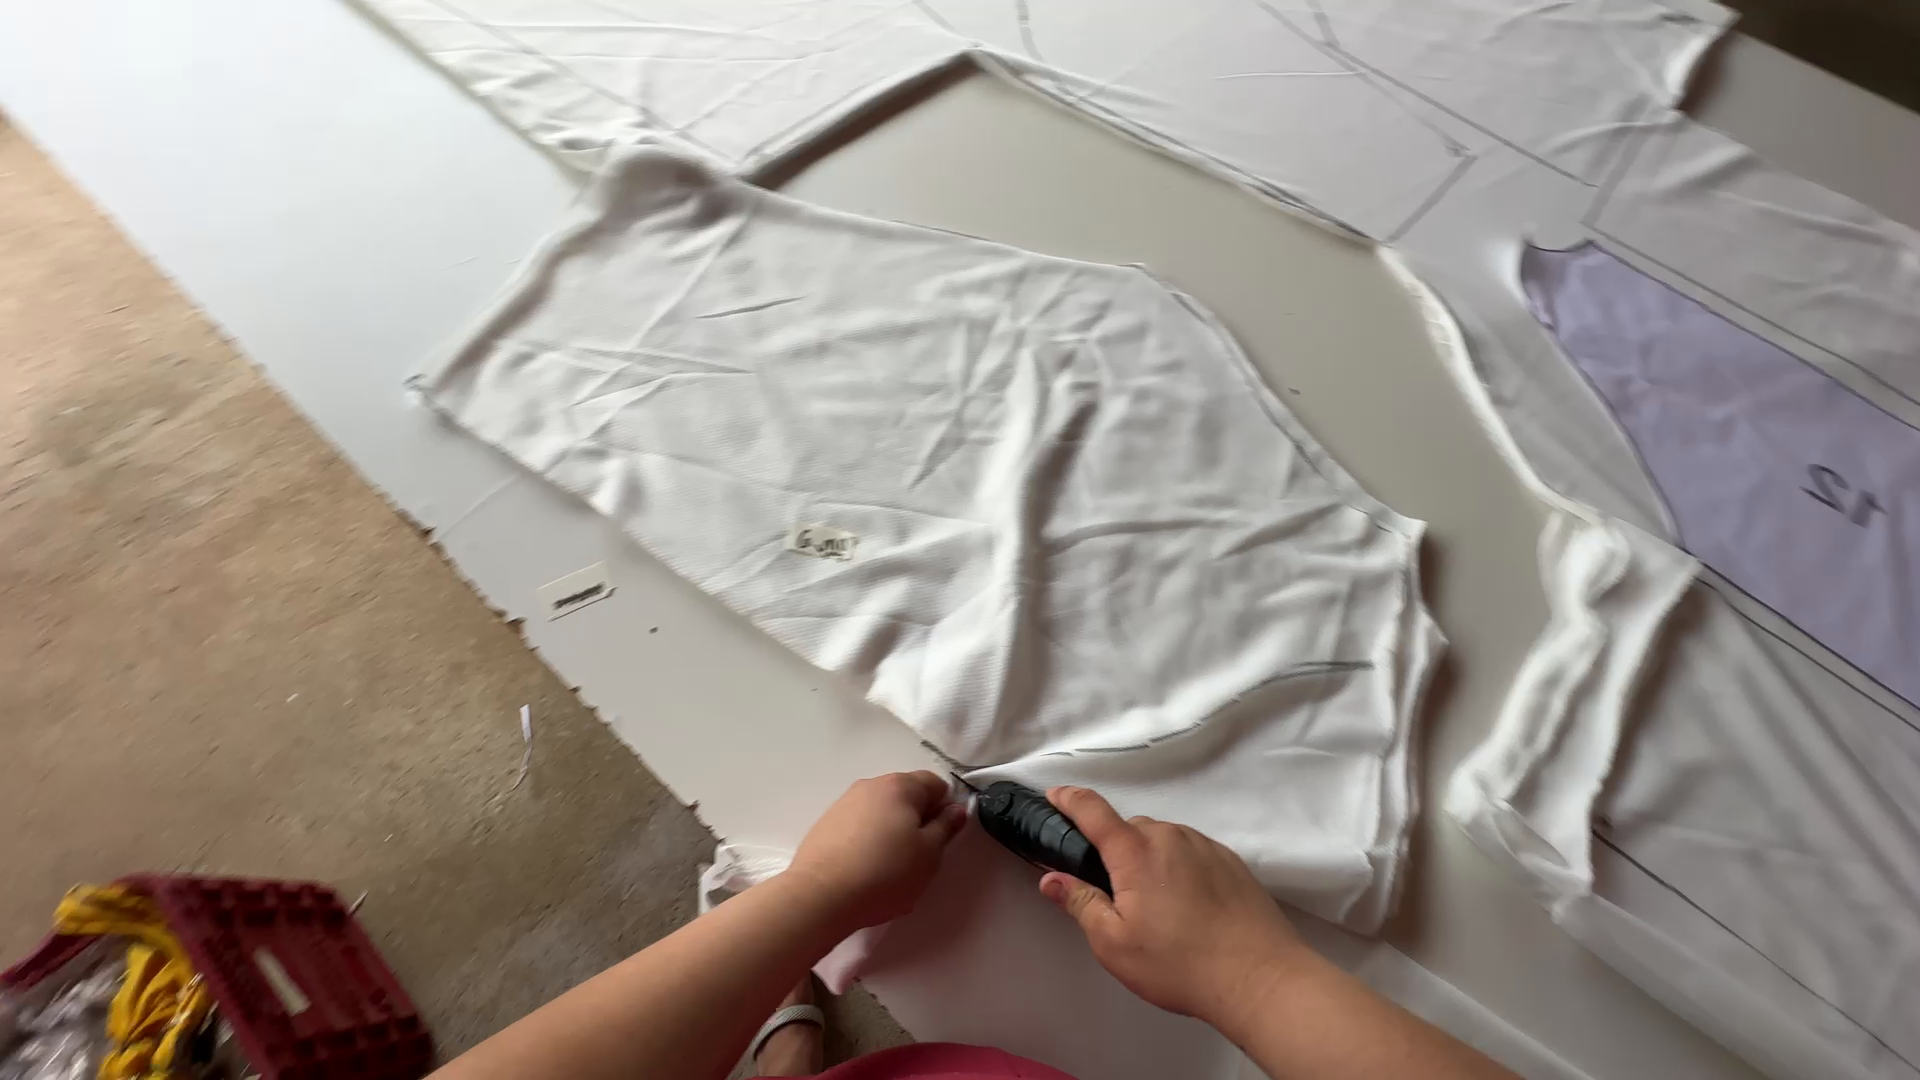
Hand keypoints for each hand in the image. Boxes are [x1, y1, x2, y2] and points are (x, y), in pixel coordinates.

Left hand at [787, 771, 967, 931]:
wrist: (820, 896)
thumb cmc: (884, 874)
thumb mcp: (929, 855)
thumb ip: (946, 827)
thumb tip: (956, 809)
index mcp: (900, 785)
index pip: (935, 784)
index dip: (945, 809)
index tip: (941, 838)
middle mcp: (871, 784)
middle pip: (906, 795)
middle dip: (917, 820)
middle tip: (917, 856)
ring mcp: (845, 802)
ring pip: (881, 810)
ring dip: (891, 830)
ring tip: (889, 867)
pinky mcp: (826, 823)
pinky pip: (859, 824)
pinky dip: (868, 839)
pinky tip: (864, 868)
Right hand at [1039, 786, 1306, 1027]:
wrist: (1261, 979)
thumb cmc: (1181, 964)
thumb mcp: (1114, 944)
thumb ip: (1080, 903)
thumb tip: (1051, 879)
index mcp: (1134, 851)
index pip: (1092, 809)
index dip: (1068, 798)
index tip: (1054, 796)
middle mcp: (1167, 835)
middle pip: (1128, 828)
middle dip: (1114, 849)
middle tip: (1116, 890)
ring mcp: (1202, 844)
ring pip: (1161, 839)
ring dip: (1149, 858)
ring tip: (1158, 906)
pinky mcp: (1228, 858)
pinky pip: (1190, 850)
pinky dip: (1179, 866)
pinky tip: (1188, 904)